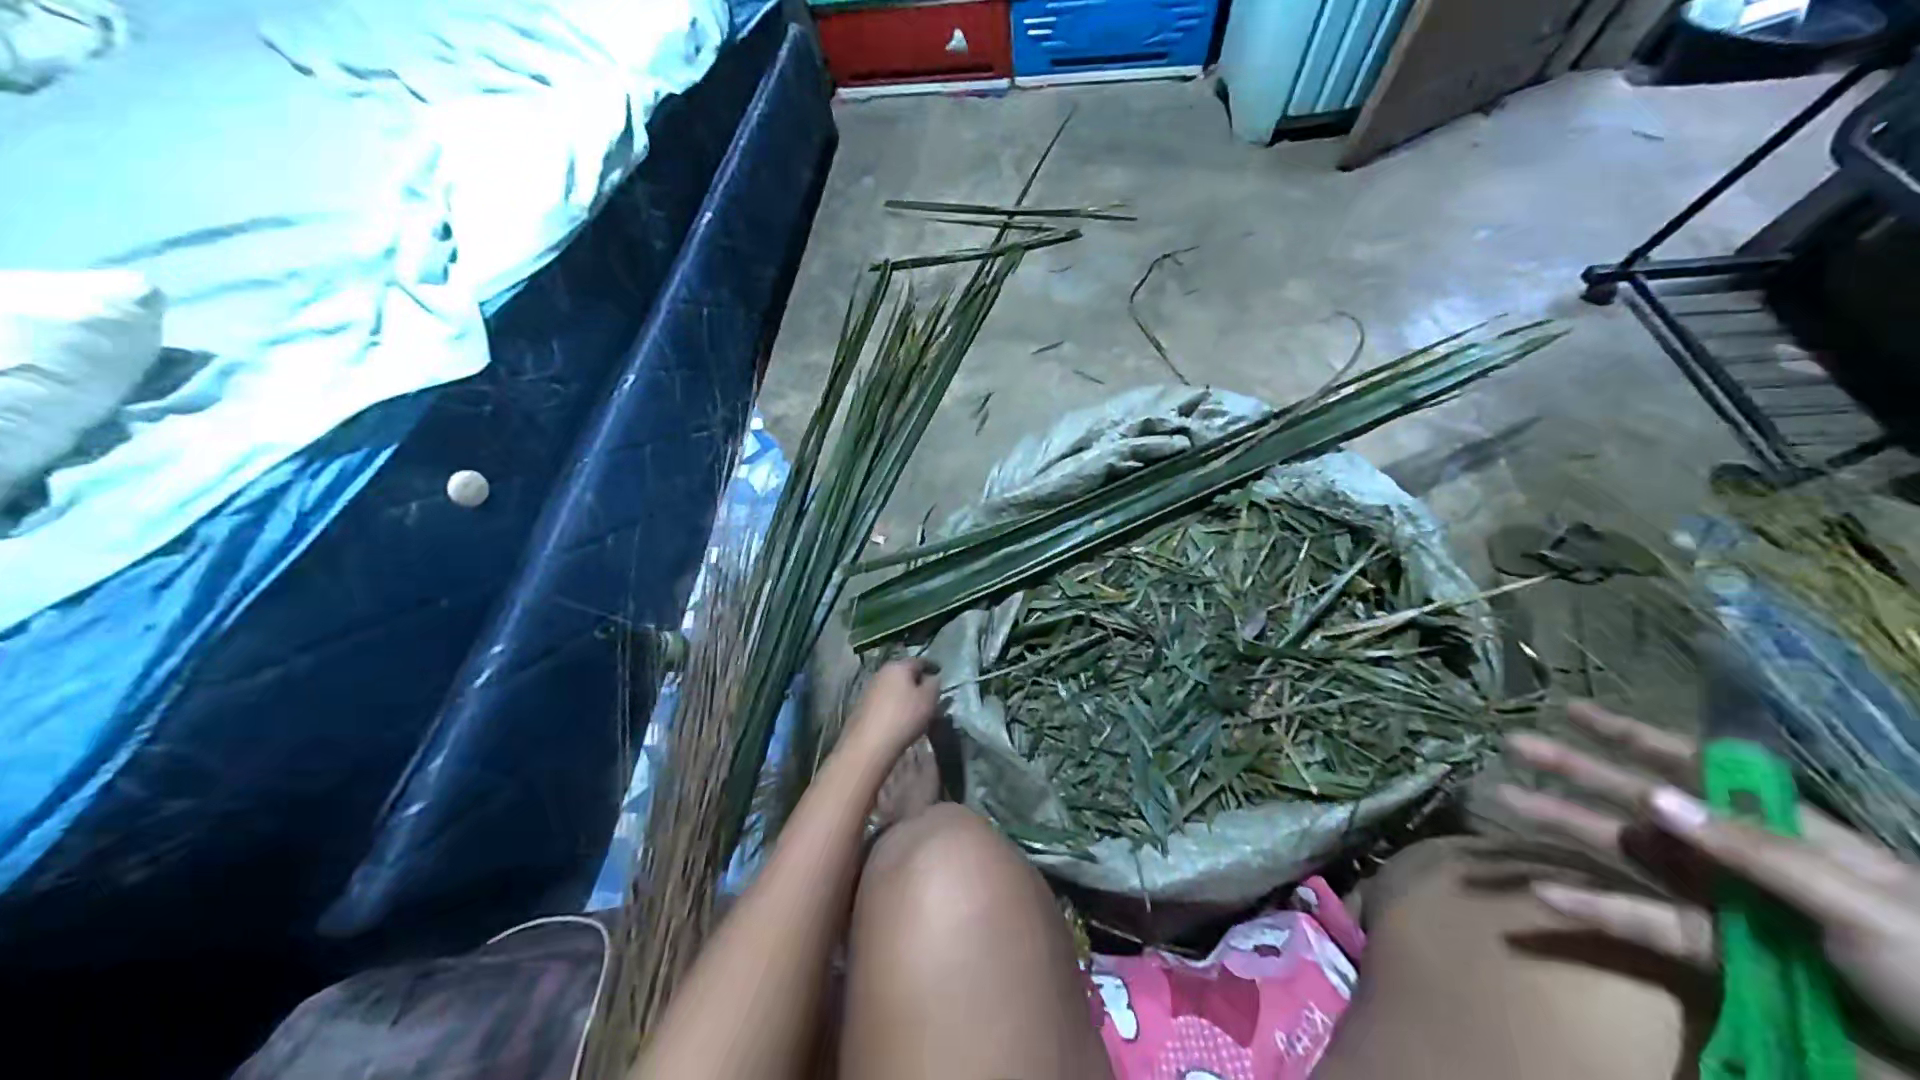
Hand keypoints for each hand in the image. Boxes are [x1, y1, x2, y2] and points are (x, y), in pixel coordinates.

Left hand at [841, 658, 942, 763]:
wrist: (868, 745)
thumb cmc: (903, 717)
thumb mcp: (929, 699)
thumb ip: (934, 684)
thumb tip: (932, 678)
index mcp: (898, 666)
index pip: (920, 661)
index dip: (932, 667)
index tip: (940, 674)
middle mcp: (881, 672)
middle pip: (904, 673)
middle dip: (916, 681)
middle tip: (929, 694)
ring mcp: (869, 689)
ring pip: (893, 687)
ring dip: (904, 694)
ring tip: (915, 708)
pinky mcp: (862, 706)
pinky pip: (884, 701)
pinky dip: (893, 705)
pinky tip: (899, 718)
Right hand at [1499, 700, 1919, 1047]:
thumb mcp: (1865, 905)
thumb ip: (1754, 850)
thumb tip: (1651, 795)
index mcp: (1788, 833)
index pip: (1694, 767)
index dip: (1632, 737)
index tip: (1573, 711)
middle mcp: (1744, 860)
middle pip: (1645, 804)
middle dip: (1579, 772)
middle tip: (1516, 746)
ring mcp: (1727, 908)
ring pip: (1630, 855)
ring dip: (1567, 828)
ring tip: (1507, 801)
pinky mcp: (1718, 957)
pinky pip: (1645, 924)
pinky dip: (1595, 909)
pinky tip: (1547, 895)